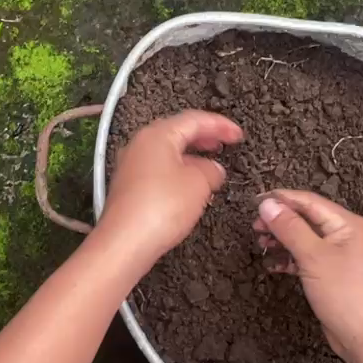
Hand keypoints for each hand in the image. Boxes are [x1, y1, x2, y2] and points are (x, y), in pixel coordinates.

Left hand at [97, 110, 243, 262]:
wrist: (124, 242)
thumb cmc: (161, 207)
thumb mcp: (198, 184)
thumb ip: (211, 170)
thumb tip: (213, 168)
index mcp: (157, 134)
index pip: (194, 120)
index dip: (220, 125)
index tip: (238, 134)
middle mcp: (140, 144)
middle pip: (177, 132)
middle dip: (203, 137)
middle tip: (224, 143)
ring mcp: (131, 165)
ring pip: (167, 152)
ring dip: (191, 156)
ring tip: (210, 166)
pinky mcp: (128, 186)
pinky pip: (158, 169)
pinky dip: (177, 171)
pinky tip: (189, 186)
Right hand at [254, 190, 362, 362]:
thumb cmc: (345, 293)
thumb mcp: (313, 256)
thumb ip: (289, 227)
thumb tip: (266, 204)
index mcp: (346, 223)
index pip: (309, 201)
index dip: (281, 199)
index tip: (254, 202)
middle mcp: (344, 234)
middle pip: (306, 218)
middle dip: (279, 220)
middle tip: (255, 227)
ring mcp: (339, 255)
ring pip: (304, 238)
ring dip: (282, 239)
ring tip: (261, 245)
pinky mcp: (331, 274)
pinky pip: (306, 257)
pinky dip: (289, 258)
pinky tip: (273, 265)